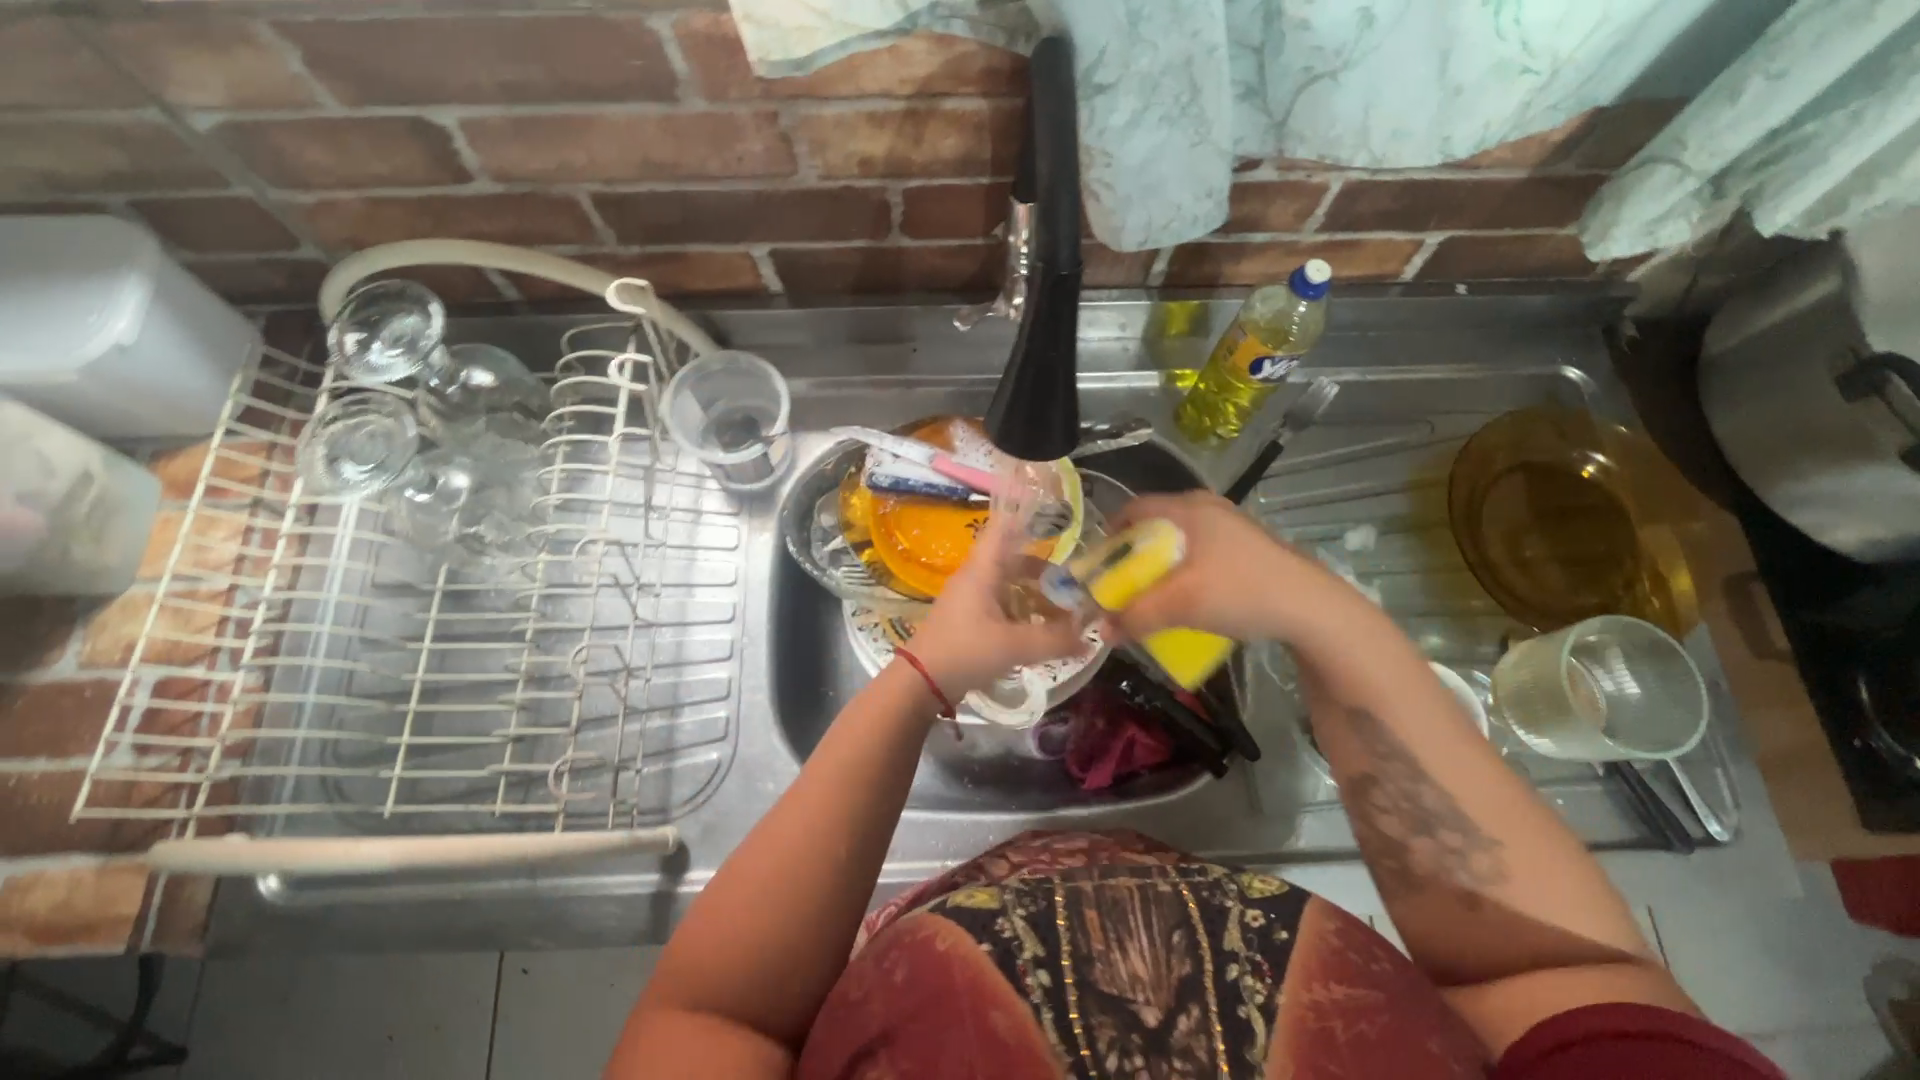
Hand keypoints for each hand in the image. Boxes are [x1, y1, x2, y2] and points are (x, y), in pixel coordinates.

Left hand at [905, 515, 1086, 699]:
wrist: (920, 681)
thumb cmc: (965, 652)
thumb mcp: (1014, 646)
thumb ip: (1054, 641)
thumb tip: (1088, 641)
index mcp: (983, 570)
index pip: (1005, 528)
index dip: (1029, 518)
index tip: (1057, 518)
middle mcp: (976, 577)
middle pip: (1015, 560)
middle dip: (1046, 571)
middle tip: (1074, 583)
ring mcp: (970, 598)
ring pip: (1010, 585)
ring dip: (1036, 595)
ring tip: (1063, 613)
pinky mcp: (969, 619)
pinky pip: (1002, 605)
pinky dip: (1023, 612)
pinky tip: (1040, 631)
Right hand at [1101, 490, 1349, 642]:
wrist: (1311, 607)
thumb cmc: (1240, 591)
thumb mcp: (1180, 605)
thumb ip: (1135, 616)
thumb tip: (1102, 631)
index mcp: (1188, 508)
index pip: (1133, 510)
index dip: (1110, 536)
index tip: (1100, 567)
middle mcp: (1208, 508)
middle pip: (1155, 526)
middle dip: (1134, 557)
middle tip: (1124, 586)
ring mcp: (1232, 525)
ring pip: (1180, 541)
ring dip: (1161, 568)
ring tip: (1154, 597)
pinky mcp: (1248, 547)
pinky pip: (1202, 552)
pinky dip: (1186, 572)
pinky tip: (1190, 599)